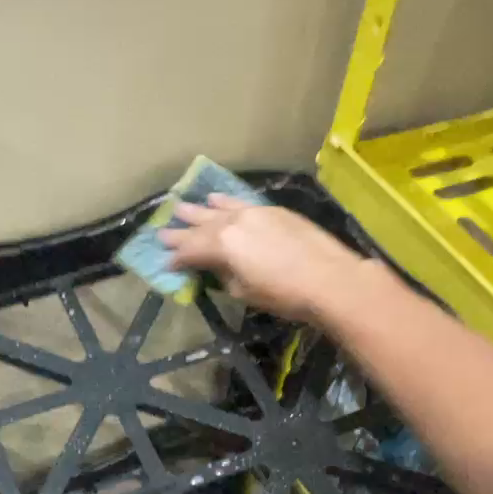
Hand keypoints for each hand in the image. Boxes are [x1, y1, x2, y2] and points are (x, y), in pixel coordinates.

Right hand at [156, 193, 368, 324]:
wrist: (330, 279)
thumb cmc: (284, 294)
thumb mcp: (245, 292)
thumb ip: (225, 276)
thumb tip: (217, 269)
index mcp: (223, 245)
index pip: (191, 251)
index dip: (177, 258)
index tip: (166, 263)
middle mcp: (234, 223)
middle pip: (201, 227)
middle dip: (181, 232)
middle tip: (161, 232)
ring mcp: (255, 213)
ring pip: (220, 210)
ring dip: (199, 211)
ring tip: (181, 208)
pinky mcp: (273, 211)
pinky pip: (240, 202)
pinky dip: (225, 201)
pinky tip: (216, 199)